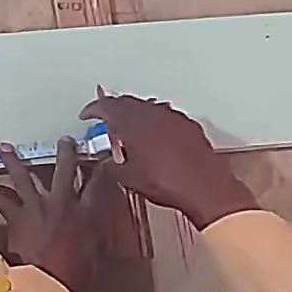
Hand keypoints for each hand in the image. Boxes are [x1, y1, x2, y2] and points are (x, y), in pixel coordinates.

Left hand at [0, 137, 120, 291]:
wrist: (45, 283)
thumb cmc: (75, 275)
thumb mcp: (97, 254)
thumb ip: (96, 235)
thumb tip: (96, 228)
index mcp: (88, 213)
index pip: (99, 184)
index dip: (102, 171)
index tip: (103, 161)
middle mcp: (62, 203)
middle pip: (65, 168)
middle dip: (66, 152)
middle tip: (65, 141)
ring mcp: (37, 206)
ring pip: (24, 176)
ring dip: (14, 160)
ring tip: (5, 148)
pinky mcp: (17, 216)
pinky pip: (4, 200)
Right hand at [80, 90, 259, 227]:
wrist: (205, 189)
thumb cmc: (168, 182)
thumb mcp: (127, 177)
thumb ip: (112, 164)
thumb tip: (109, 162)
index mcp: (132, 123)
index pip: (107, 106)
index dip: (93, 109)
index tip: (87, 114)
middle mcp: (153, 114)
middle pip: (127, 102)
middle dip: (112, 109)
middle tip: (103, 118)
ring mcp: (173, 118)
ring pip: (146, 106)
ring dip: (133, 114)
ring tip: (127, 130)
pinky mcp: (188, 125)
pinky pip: (164, 115)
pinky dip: (153, 120)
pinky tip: (152, 135)